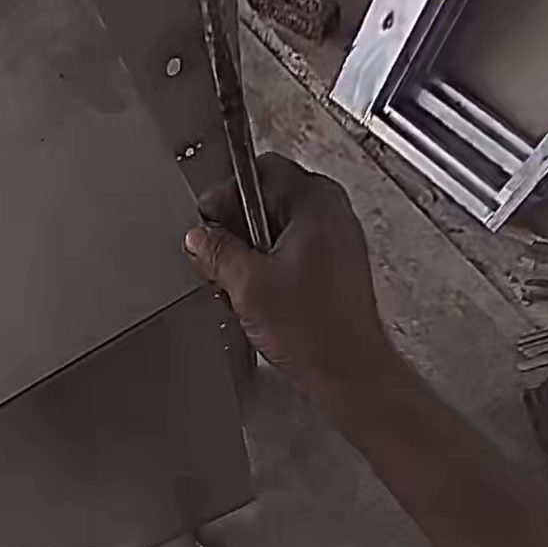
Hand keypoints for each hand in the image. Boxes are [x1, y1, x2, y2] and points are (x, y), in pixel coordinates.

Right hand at [184, 154, 403, 403]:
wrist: (347, 374)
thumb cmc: (316, 333)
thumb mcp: (247, 285)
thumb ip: (216, 252)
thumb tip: (199, 239)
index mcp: (316, 202)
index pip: (259, 172)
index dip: (224, 198)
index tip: (206, 226)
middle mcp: (332, 216)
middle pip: (267, 204)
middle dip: (236, 234)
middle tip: (218, 263)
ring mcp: (337, 246)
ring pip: (278, 235)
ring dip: (250, 259)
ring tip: (240, 291)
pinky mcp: (334, 275)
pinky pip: (292, 260)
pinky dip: (270, 276)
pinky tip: (259, 305)